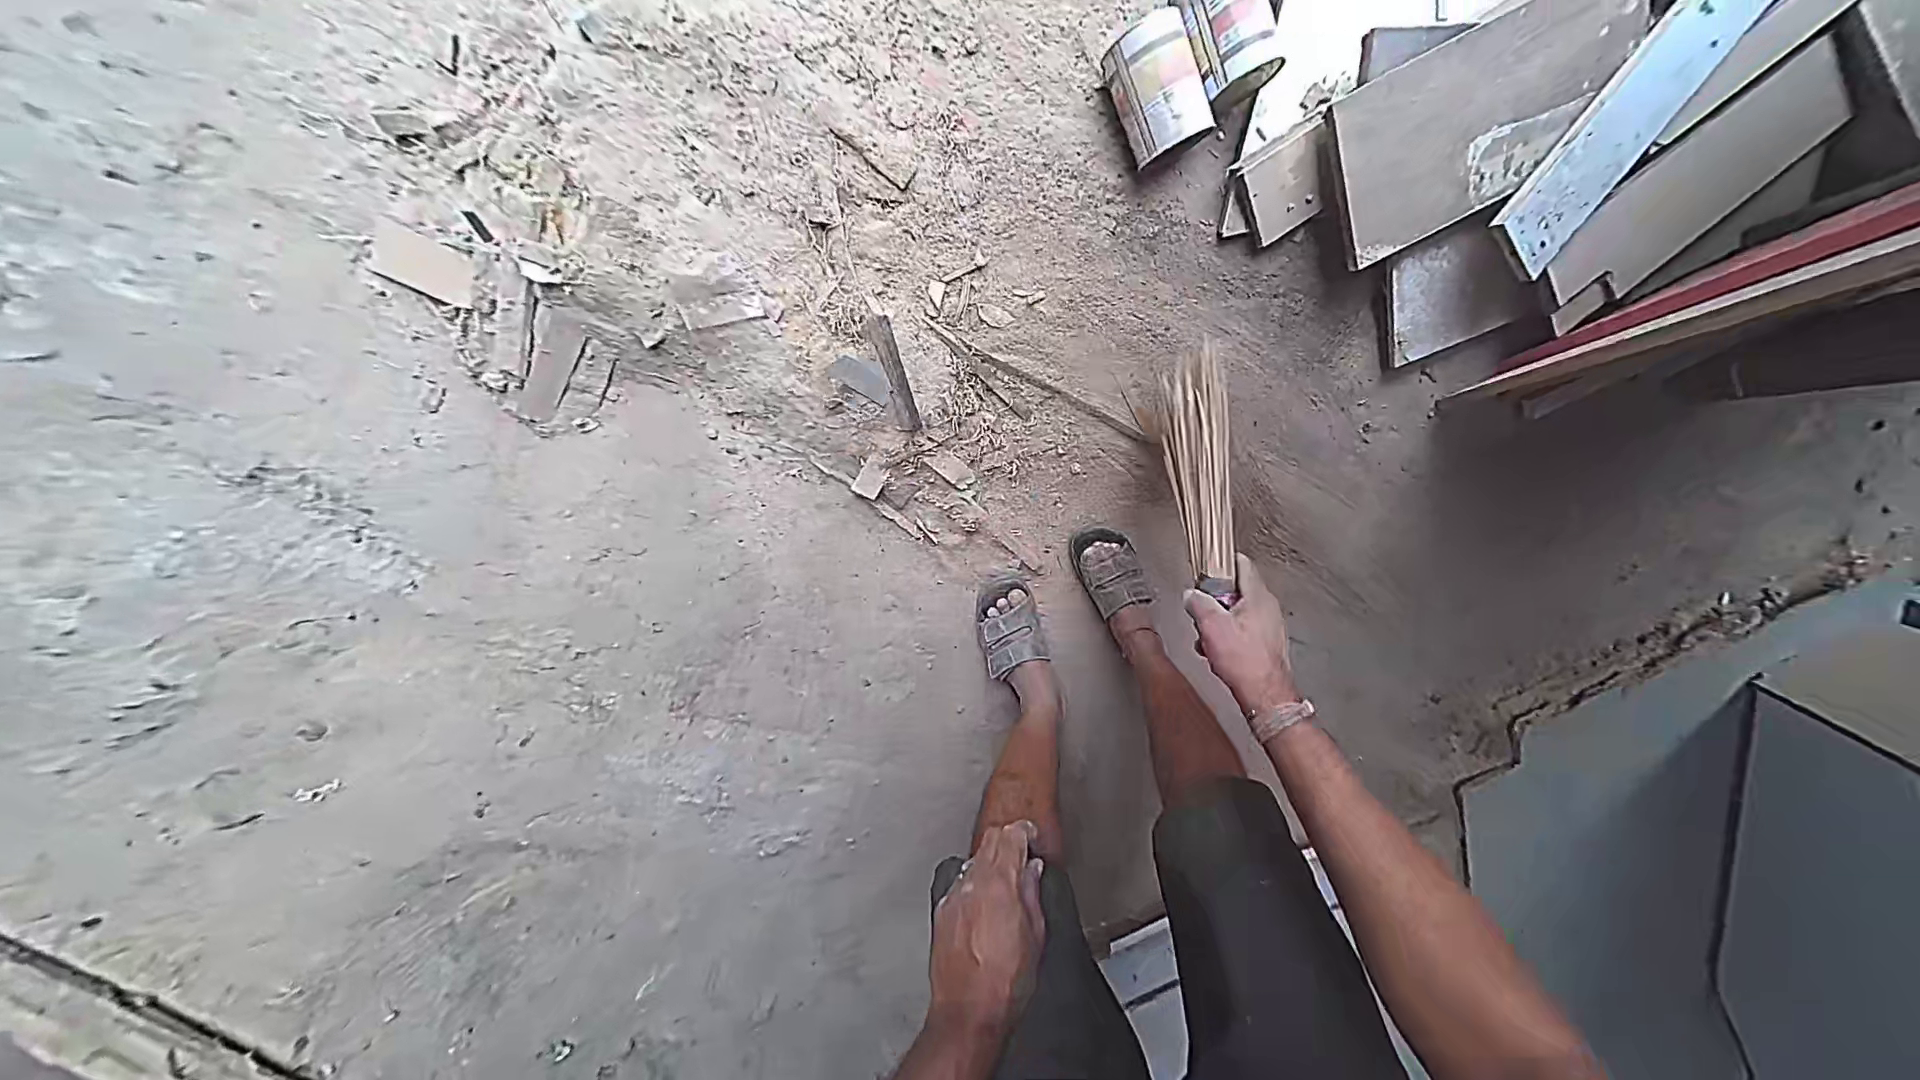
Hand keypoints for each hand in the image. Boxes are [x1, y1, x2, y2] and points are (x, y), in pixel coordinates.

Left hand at [928, 821, 1045, 1035]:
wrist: (968, 1012)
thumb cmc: (1005, 984)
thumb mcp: (1036, 937)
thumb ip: (1033, 894)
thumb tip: (1032, 871)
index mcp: (1000, 884)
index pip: (1009, 835)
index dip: (1023, 831)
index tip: (1031, 836)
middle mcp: (973, 883)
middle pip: (989, 840)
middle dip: (1007, 841)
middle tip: (1022, 854)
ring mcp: (954, 895)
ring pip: (974, 860)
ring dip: (990, 862)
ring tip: (1005, 884)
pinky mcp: (942, 911)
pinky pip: (960, 883)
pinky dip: (974, 883)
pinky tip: (985, 904)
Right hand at [1183, 553, 1301, 715]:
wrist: (1265, 695)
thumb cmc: (1246, 663)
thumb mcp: (1211, 625)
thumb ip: (1198, 603)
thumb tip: (1191, 596)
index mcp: (1258, 597)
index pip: (1242, 564)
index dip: (1221, 563)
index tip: (1208, 567)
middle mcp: (1268, 608)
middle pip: (1236, 590)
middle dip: (1214, 601)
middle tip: (1203, 612)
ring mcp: (1270, 626)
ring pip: (1237, 612)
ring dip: (1219, 622)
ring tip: (1210, 638)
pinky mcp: (1266, 643)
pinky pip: (1242, 631)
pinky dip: (1228, 637)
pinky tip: (1219, 652)